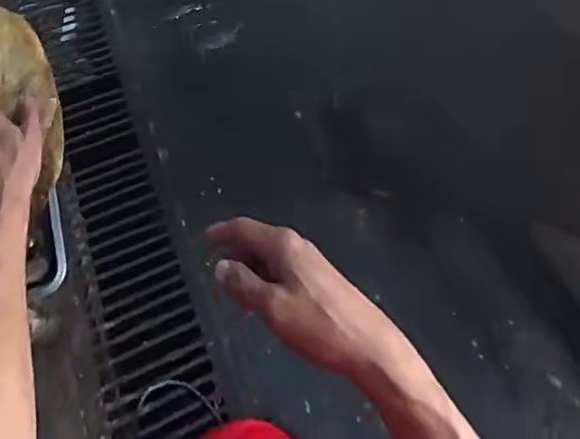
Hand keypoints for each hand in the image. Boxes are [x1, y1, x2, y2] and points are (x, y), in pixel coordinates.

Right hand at [207, 218, 414, 379]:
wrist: (374, 351)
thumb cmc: (320, 325)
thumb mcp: (272, 307)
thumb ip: (242, 284)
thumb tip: (221, 265)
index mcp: (282, 244)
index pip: (242, 227)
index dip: (221, 232)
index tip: (204, 239)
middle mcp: (297, 245)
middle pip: (256, 241)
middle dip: (235, 257)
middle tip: (220, 281)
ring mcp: (312, 262)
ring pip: (271, 259)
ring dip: (252, 273)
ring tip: (241, 299)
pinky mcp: (323, 280)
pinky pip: (284, 271)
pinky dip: (268, 281)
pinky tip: (269, 305)